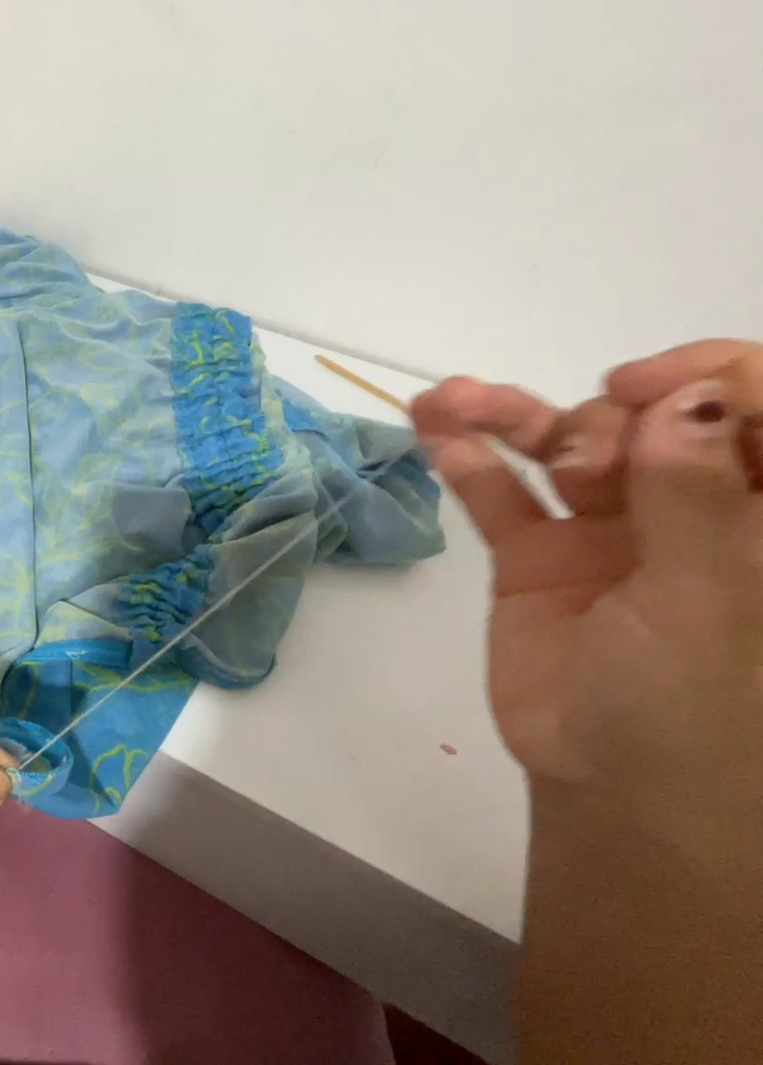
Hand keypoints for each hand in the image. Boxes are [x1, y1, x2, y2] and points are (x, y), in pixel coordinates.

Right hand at [411, 342, 762, 841]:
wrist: (617, 781)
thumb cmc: (709, 701)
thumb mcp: (718, 599)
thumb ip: (700, 499)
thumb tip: (681, 401)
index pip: (761, 408)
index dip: (711, 379)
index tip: (645, 388)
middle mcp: (697, 507)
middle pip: (649, 420)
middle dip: (604, 421)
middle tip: (581, 467)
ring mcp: (611, 530)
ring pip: (563, 448)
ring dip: (509, 415)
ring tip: (450, 399)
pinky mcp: (536, 555)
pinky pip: (500, 495)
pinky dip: (467, 459)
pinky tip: (432, 426)